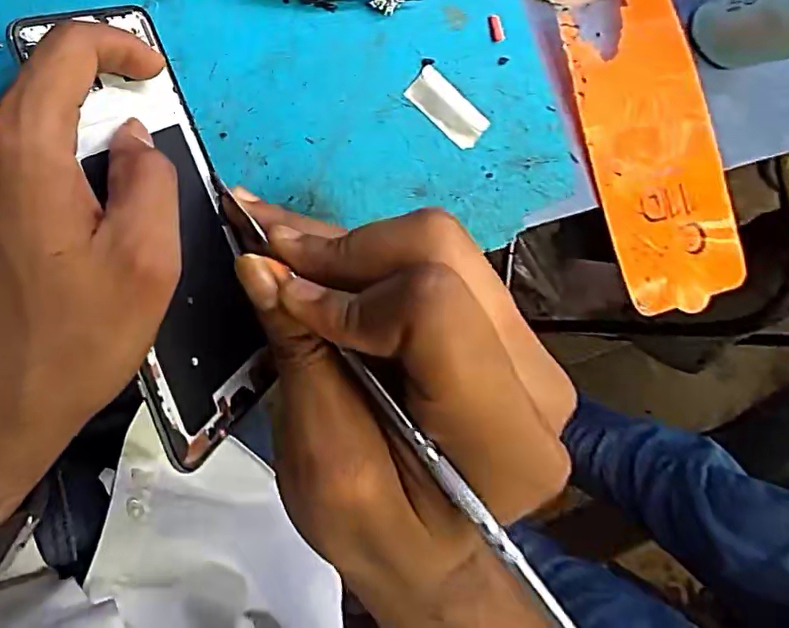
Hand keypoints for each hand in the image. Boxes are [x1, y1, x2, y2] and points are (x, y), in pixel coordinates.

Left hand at [0, 23, 180, 524]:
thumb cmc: (65, 344)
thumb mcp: (144, 264)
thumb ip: (149, 175)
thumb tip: (127, 134)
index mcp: (17, 146)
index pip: (67, 48)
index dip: (118, 44)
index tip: (147, 72)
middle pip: (41, 90)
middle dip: (93, 111)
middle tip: (125, 172)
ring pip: (14, 125)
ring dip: (59, 146)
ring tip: (84, 217)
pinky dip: (25, 167)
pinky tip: (40, 231)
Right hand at [231, 202, 573, 624]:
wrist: (418, 548)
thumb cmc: (371, 530)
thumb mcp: (320, 461)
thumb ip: (299, 354)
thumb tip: (257, 263)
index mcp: (503, 434)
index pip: (432, 307)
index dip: (345, 295)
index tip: (282, 297)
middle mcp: (531, 375)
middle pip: (436, 252)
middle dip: (339, 250)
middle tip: (268, 254)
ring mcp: (518, 341)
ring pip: (428, 241)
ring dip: (340, 244)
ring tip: (273, 244)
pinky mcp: (491, 320)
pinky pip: (423, 256)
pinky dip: (354, 250)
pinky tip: (300, 247)